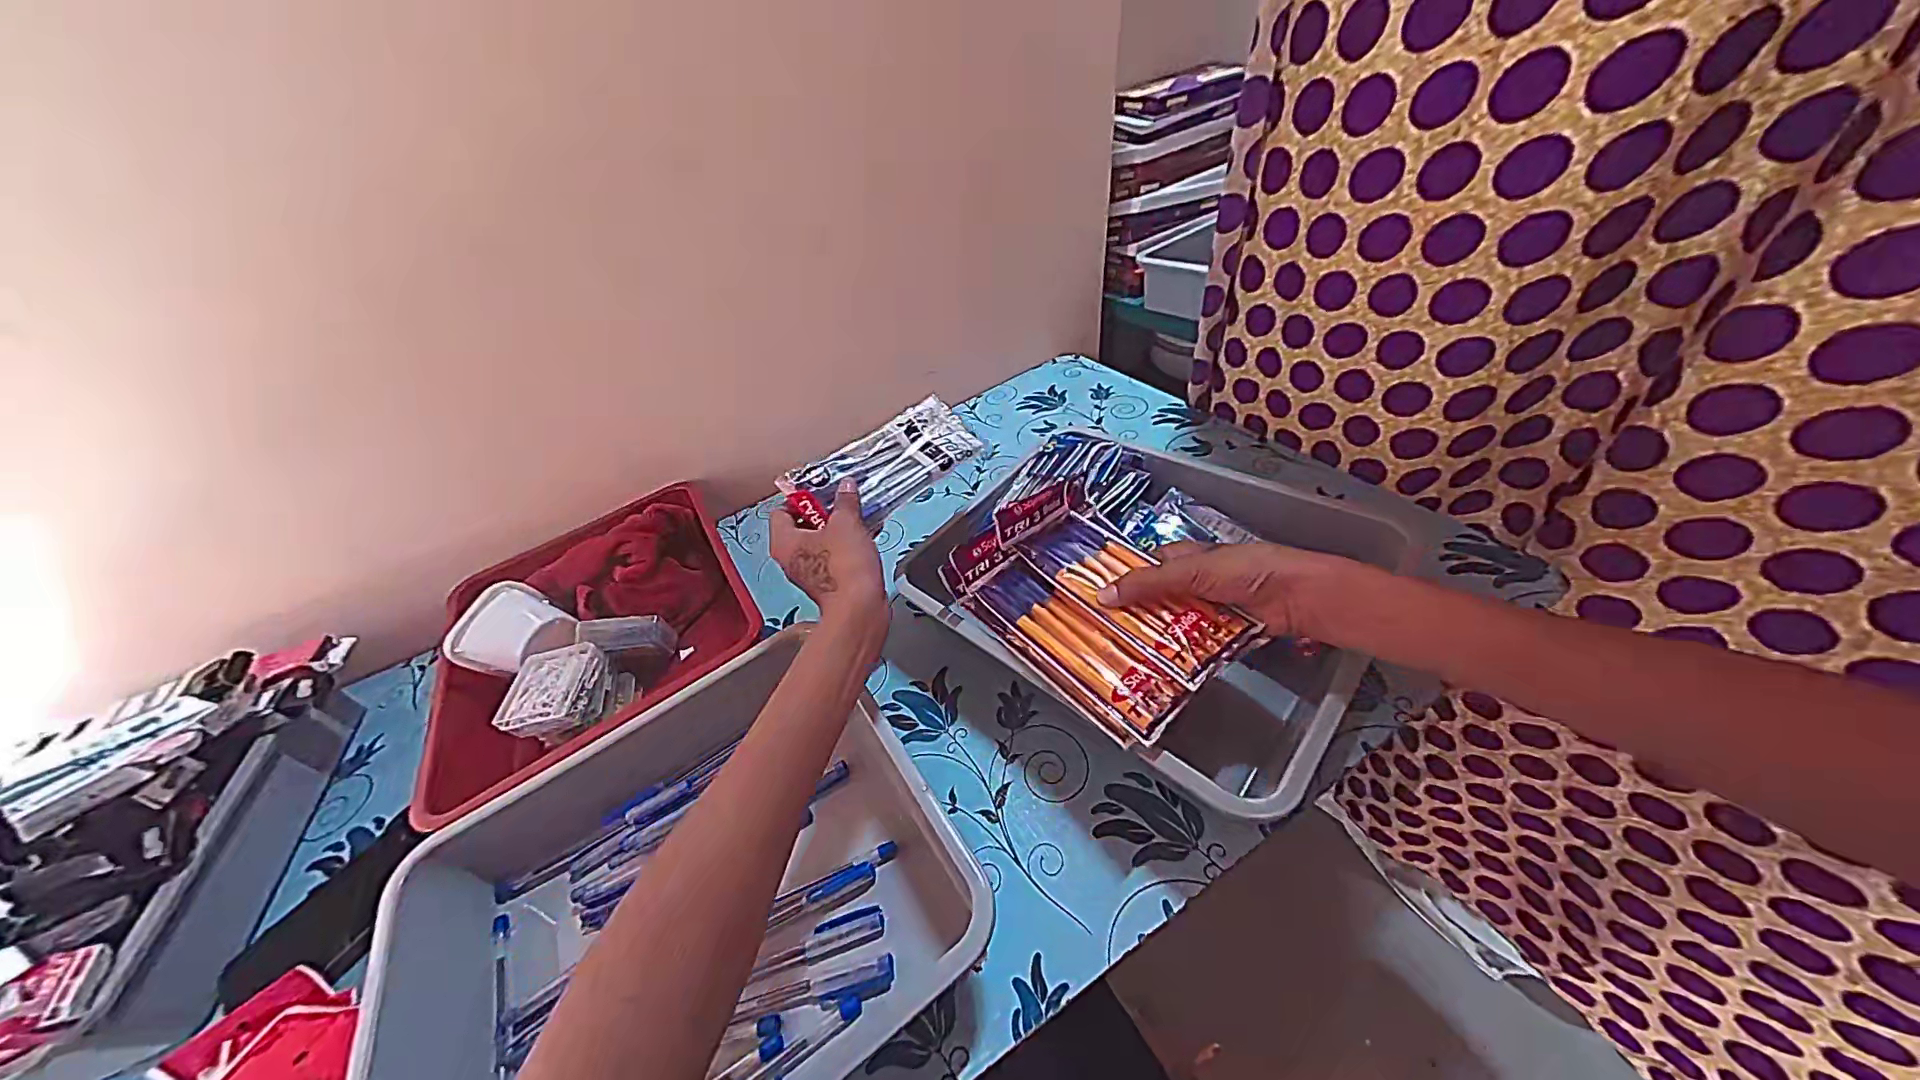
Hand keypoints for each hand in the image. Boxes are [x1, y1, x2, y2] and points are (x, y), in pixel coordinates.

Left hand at [770, 480, 886, 629]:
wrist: (860, 607)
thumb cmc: (843, 570)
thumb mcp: (846, 522)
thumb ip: (845, 501)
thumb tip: (846, 488)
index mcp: (783, 541)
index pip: (781, 510)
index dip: (801, 498)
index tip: (820, 491)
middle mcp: (791, 559)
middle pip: (802, 525)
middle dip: (824, 513)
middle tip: (841, 504)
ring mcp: (810, 572)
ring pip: (820, 541)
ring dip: (838, 528)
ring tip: (857, 518)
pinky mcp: (828, 582)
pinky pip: (834, 556)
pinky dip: (847, 545)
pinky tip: (865, 537)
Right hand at [1096, 541, 1380, 643]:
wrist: (1300, 598)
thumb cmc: (1251, 570)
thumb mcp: (1191, 572)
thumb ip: (1148, 583)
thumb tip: (1105, 593)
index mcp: (1185, 557)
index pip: (1144, 566)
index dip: (1122, 580)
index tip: (1097, 598)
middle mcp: (1195, 581)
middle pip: (1156, 599)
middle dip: (1135, 614)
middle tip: (1106, 633)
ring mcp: (1209, 607)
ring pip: (1173, 622)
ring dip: (1157, 636)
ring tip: (1127, 653)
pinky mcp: (1224, 631)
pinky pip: (1194, 642)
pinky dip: (1181, 651)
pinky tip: (1161, 663)